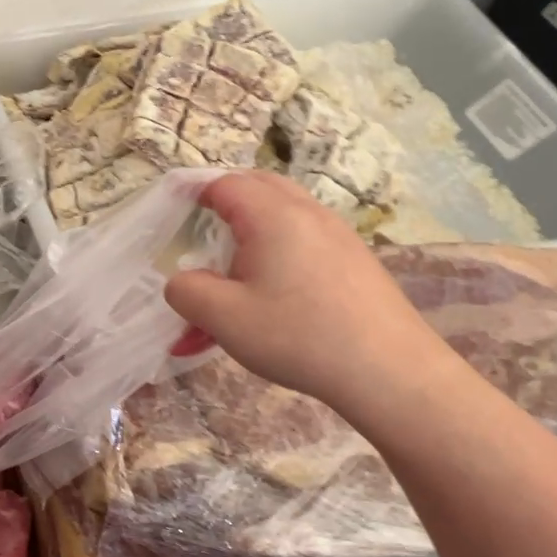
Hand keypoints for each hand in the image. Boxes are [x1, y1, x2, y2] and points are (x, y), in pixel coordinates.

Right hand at [164, 171, 453, 409]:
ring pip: (282, 216)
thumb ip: (185, 289)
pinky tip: (260, 295)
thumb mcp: (220, 316)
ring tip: (221, 269)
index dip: (192, 190)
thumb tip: (185, 280)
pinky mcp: (351, 263)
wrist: (389, 371)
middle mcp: (309, 217)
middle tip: (193, 225)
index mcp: (274, 219)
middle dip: (222, 199)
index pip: (226, 184)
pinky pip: (301, 242)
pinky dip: (271, 253)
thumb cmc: (297, 335)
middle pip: (260, 187)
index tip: (167, 209)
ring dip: (247, 230)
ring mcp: (337, 238)